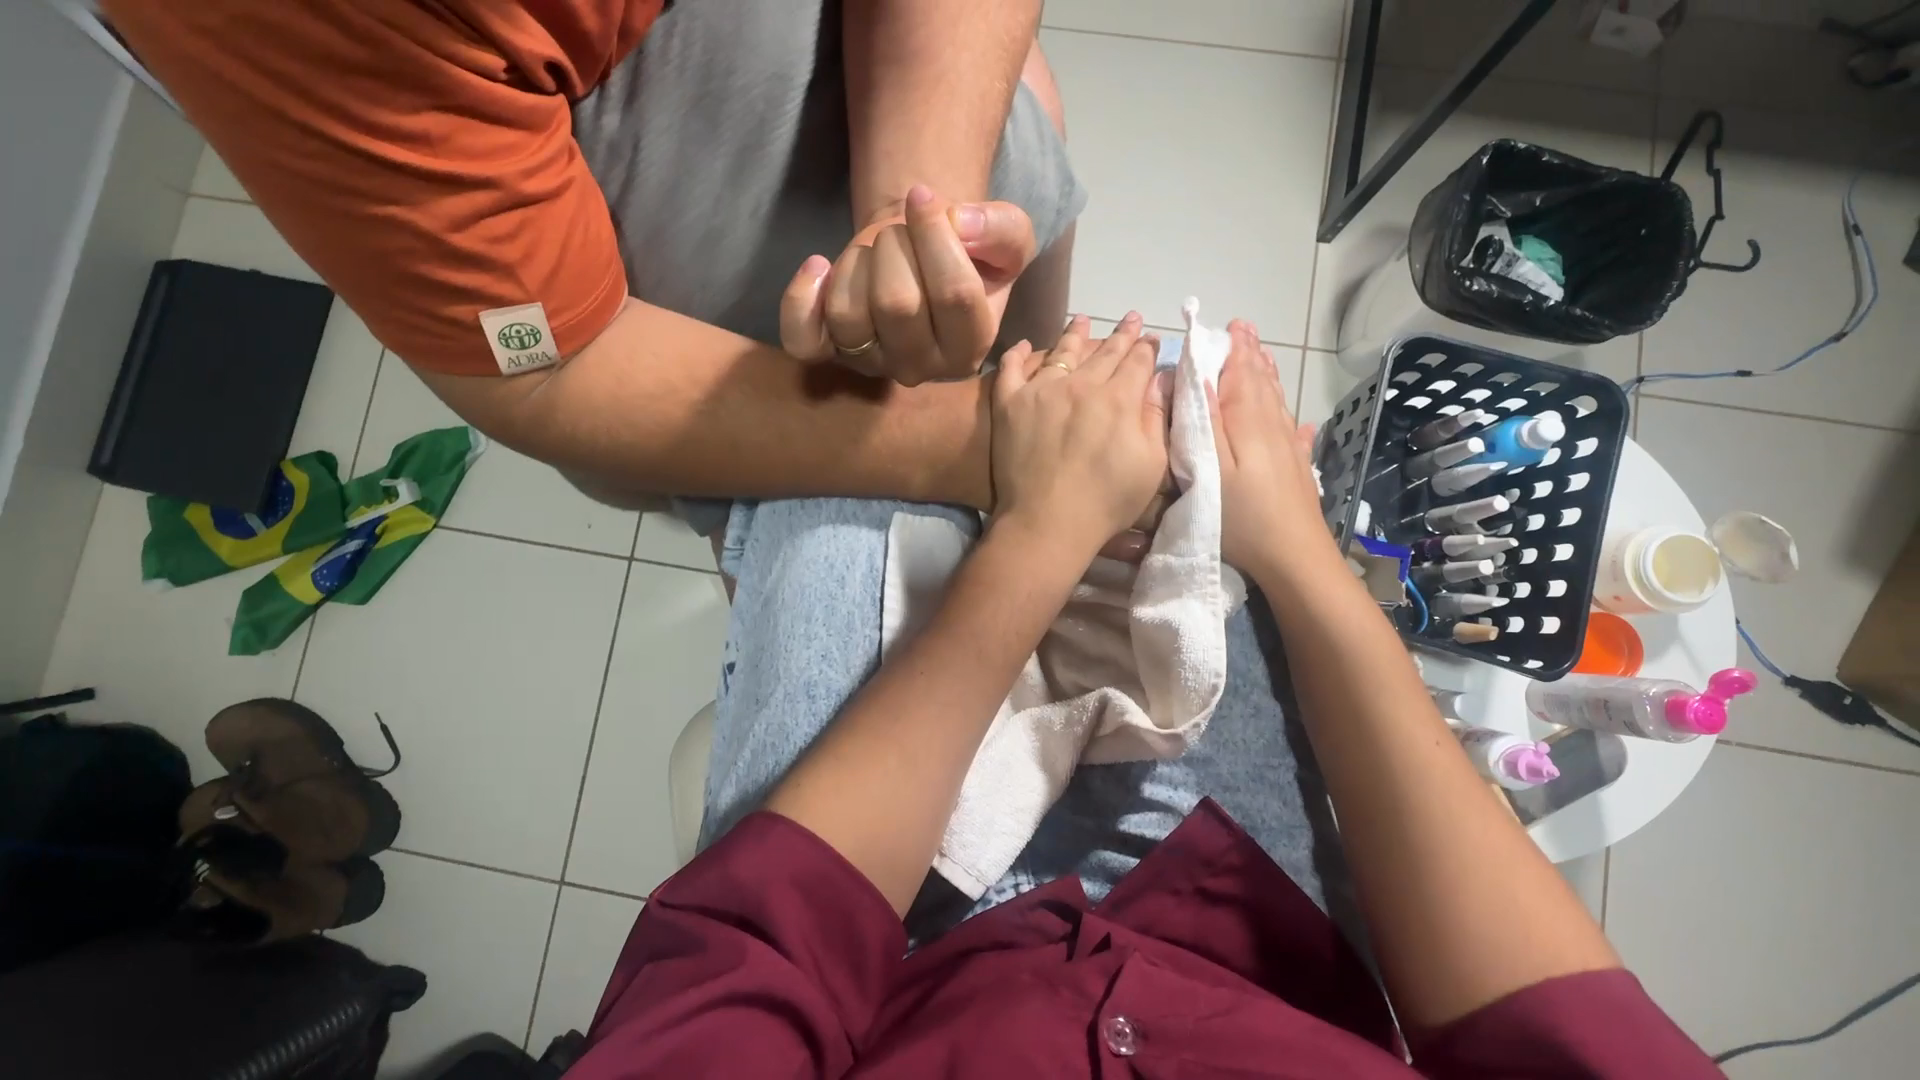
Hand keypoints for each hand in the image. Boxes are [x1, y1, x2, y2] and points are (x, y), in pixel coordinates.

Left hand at [780, 185, 1036, 385]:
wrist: (921, 262)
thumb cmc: (968, 255)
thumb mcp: (1007, 238)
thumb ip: (1001, 228)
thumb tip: (960, 222)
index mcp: (970, 348)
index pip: (954, 296)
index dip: (936, 236)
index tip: (922, 196)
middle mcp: (920, 368)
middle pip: (897, 304)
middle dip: (895, 244)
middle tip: (901, 231)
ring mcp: (871, 364)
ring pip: (849, 314)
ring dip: (858, 261)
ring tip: (876, 251)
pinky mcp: (829, 354)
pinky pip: (803, 339)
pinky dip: (801, 298)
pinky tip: (819, 265)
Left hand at [990, 314, 1168, 560]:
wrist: (1046, 521)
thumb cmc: (1106, 502)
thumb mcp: (1150, 465)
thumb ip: (1156, 419)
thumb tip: (1161, 381)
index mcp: (1119, 398)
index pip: (1138, 362)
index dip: (1148, 349)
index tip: (1153, 338)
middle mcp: (1081, 384)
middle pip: (1105, 352)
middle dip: (1122, 334)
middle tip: (1131, 319)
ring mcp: (1041, 391)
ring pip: (1061, 352)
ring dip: (1075, 333)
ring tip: (1082, 319)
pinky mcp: (1009, 404)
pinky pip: (1011, 369)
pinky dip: (1017, 354)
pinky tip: (1023, 345)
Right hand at [1209, 320, 1329, 579]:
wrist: (1293, 558)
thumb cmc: (1240, 517)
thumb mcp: (1209, 468)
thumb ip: (1204, 421)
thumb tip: (1198, 375)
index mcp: (1248, 421)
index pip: (1241, 373)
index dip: (1233, 348)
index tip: (1228, 325)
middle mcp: (1273, 427)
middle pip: (1261, 383)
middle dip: (1251, 356)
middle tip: (1243, 331)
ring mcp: (1289, 450)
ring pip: (1277, 403)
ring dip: (1268, 378)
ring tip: (1262, 358)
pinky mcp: (1298, 472)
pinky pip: (1295, 435)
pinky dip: (1291, 421)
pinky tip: (1299, 425)